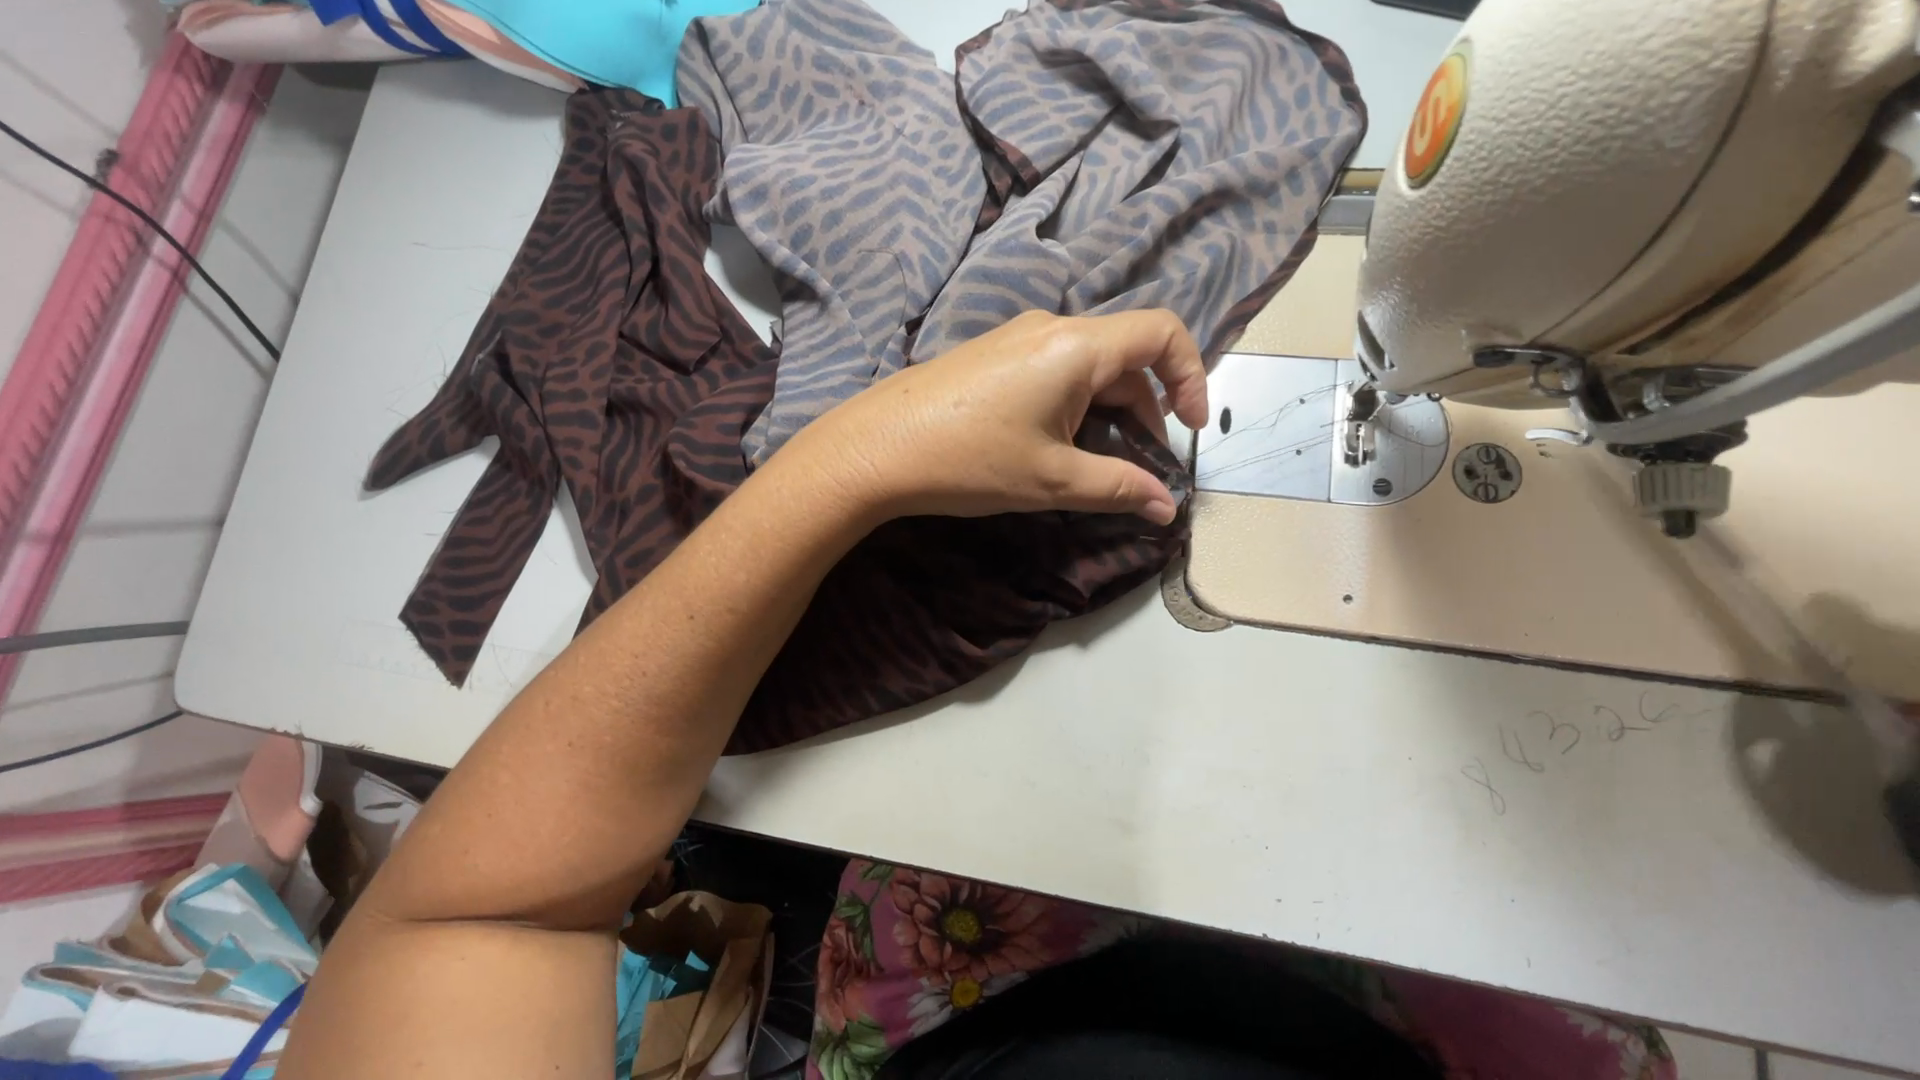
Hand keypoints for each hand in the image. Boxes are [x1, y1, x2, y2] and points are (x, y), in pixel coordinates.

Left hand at [786, 310, 1208, 524]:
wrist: (873, 450)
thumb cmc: (969, 461)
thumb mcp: (1052, 480)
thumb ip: (1119, 487)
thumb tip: (1167, 507)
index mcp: (1076, 346)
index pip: (1162, 332)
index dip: (1192, 375)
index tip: (1189, 427)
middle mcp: (1050, 327)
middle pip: (1126, 354)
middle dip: (1148, 409)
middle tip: (1142, 466)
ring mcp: (1016, 339)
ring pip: (1089, 366)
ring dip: (1110, 412)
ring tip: (1099, 466)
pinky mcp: (993, 356)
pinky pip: (1055, 370)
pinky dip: (1076, 405)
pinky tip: (1056, 448)